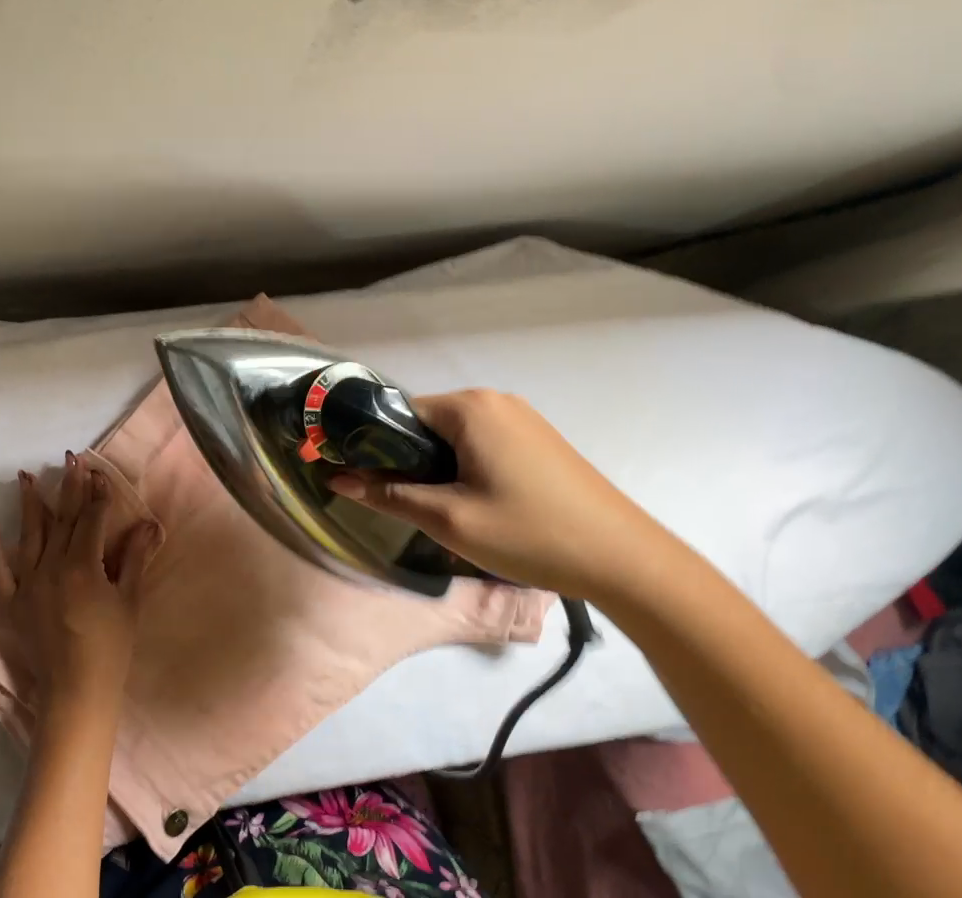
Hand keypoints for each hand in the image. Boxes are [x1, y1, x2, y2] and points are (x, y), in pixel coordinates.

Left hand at [0, 453, 162, 714]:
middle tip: (70, 459)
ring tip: (26, 476)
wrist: (76, 691)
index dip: (97, 496)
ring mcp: (26, 584)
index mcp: (82, 566)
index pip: (91, 521)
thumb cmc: (111, 648)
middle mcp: (50, 567)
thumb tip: (149, 523)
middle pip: (61, 521)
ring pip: (28, 536)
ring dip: (29, 504)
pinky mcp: (9, 603)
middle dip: (67, 488)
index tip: (99, 472)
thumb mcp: (129, 601)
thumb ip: (135, 558)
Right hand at [328, 389, 679, 601]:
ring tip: (438, 509)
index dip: (374, 447)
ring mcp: (522, 418)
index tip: (364, 482)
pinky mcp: (539, 440)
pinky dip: (465, 467)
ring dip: (436, 466)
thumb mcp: (448, 520)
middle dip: (406, 459)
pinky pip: (481, 443)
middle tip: (402, 503)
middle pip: (425, 423)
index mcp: (470, 408)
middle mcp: (494, 401)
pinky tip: (473, 503)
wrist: (625, 560)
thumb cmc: (530, 534)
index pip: (398, 414)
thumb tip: (337, 478)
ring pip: (453, 436)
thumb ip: (387, 494)